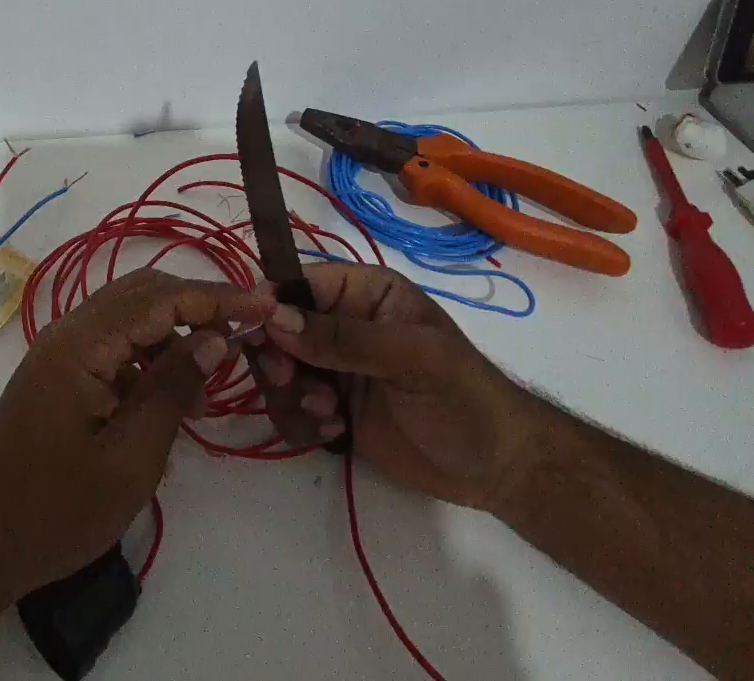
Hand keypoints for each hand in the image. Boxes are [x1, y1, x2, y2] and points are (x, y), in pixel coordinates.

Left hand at [0, 270, 270, 602]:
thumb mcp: (130, 458)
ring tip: (209, 381)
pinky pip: (114, 345)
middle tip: (247, 332)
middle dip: (198, 306)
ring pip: (130, 317)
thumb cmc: (57, 510)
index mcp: (80, 346)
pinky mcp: (61, 373)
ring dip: (174, 334)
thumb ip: (172, 390)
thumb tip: (214, 339)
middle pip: (143, 294)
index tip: (266, 308)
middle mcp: (67, 333)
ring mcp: (61, 352)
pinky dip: (149, 358)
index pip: (159, 299)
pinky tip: (170, 397)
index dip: (217, 298)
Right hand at [250, 262, 545, 511]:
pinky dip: (300, 423)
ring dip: (290, 396)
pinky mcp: (329, 410)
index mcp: (364, 293)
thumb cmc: (464, 397)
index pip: (298, 283)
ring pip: (275, 372)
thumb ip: (342, 338)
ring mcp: (333, 369)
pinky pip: (287, 409)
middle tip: (289, 381)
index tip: (256, 334)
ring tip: (329, 415)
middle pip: (275, 330)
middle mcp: (341, 325)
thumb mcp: (411, 359)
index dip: (270, 304)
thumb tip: (274, 318)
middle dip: (277, 359)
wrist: (496, 469)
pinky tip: (335, 433)